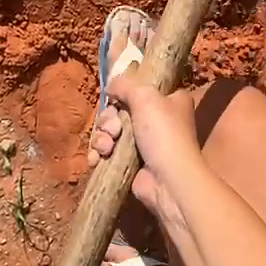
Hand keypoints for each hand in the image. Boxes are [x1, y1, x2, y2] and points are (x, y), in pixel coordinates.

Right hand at [87, 71, 201, 217]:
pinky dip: (99, 154)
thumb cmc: (163, 133)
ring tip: (107, 147)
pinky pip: (106, 152)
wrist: (169, 181)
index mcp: (169, 100)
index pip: (141, 89)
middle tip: (114, 129)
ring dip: (102, 138)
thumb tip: (110, 86)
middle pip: (119, 111)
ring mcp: (143, 143)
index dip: (125, 93)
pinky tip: (96, 159)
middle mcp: (157, 120)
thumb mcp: (146, 96)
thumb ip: (125, 84)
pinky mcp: (130, 163)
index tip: (115, 97)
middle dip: (109, 120)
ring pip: (110, 132)